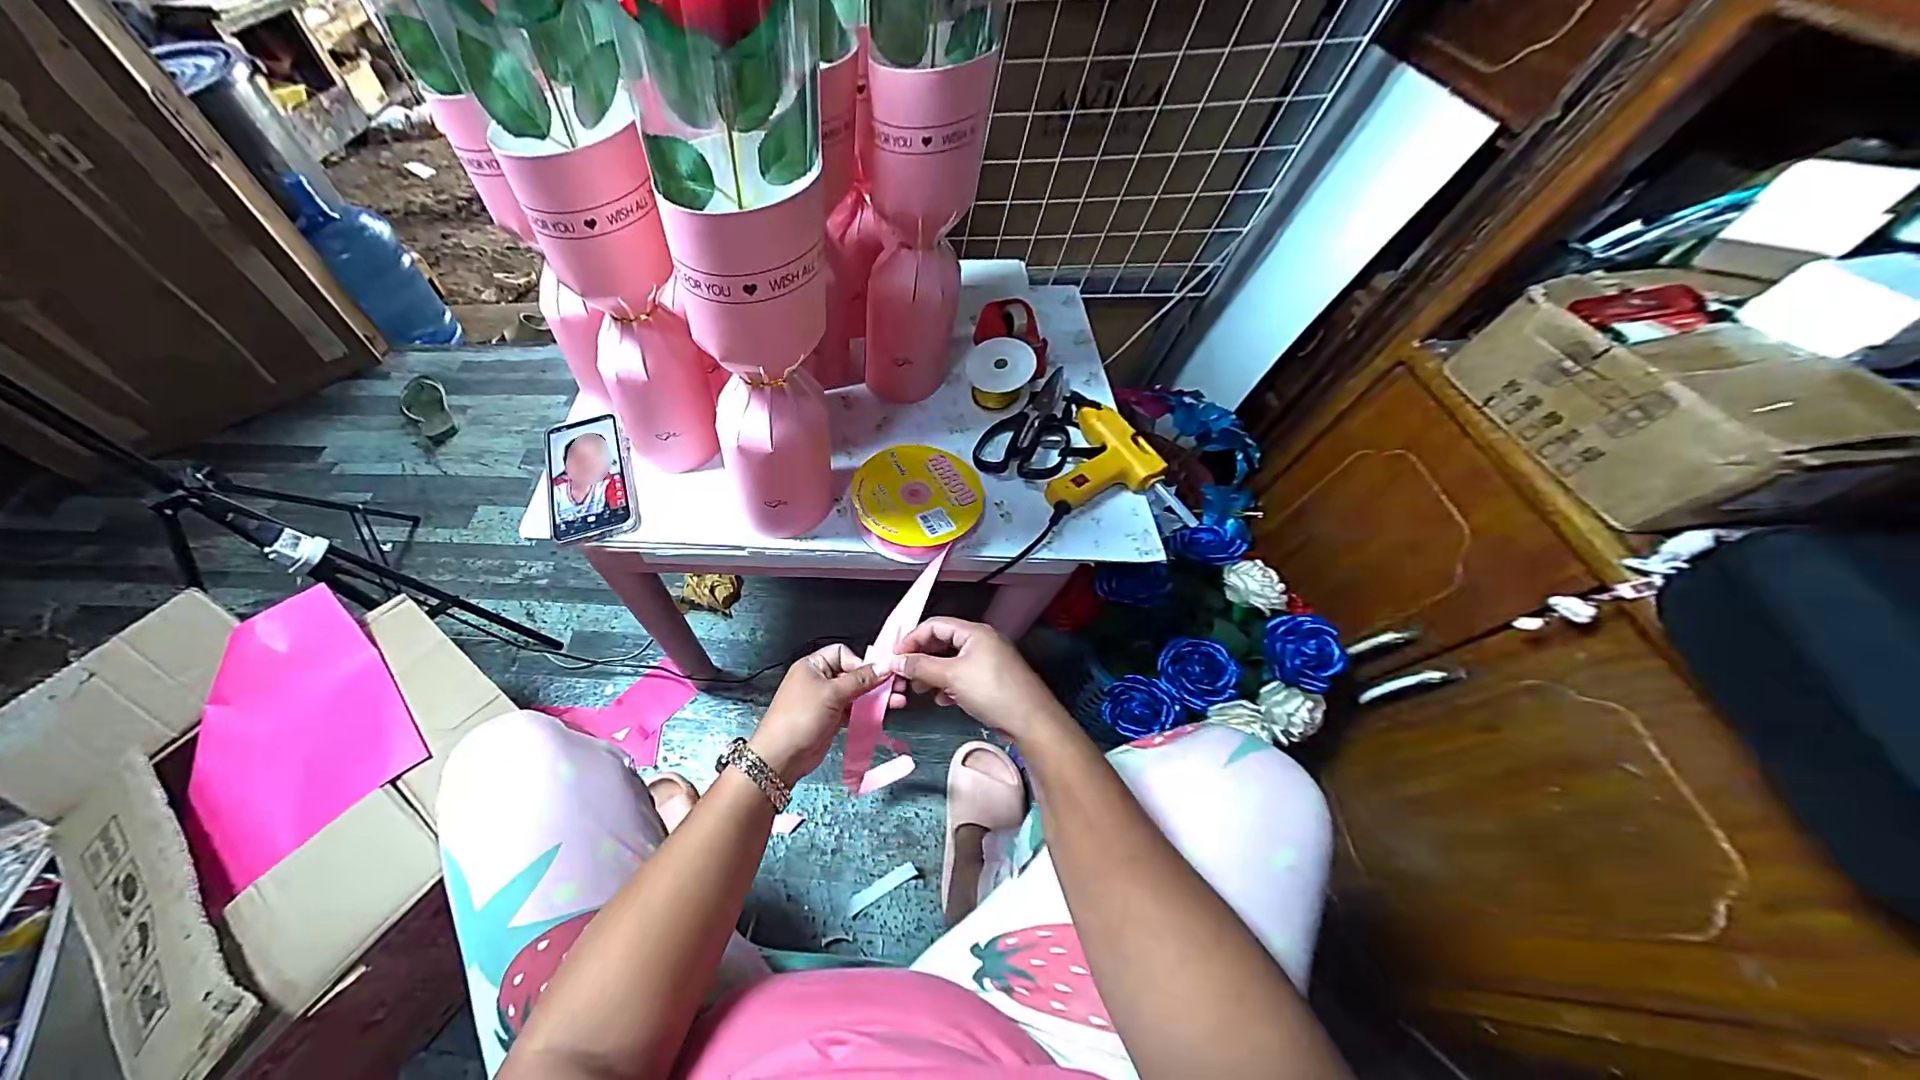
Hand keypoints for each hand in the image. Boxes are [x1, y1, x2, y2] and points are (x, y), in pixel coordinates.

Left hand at [750, 644, 895, 782]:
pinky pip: (854, 709)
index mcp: (813, 665)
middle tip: (896, 687)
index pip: (843, 653)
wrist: (781, 758)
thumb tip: (884, 666)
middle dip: (874, 681)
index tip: (876, 675)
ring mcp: (826, 700)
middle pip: (852, 673)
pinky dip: (867, 711)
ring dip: (875, 697)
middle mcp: (819, 679)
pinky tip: (883, 713)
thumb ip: (860, 679)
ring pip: (856, 693)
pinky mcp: (831, 718)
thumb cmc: (800, 718)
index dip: (860, 663)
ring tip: (895, 702)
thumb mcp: (832, 694)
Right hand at [891, 618, 1072, 742]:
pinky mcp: (990, 680)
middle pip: (942, 643)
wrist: (1030, 720)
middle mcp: (981, 642)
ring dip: (933, 674)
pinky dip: (948, 685)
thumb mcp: (951, 676)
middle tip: (905, 675)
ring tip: (921, 690)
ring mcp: (987, 661)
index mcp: (974, 632)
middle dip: (921, 658)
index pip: (935, 625)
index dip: (912, 639)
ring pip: (951, 661)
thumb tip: (898, 661)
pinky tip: (942, 699)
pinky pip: (962, 676)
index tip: (896, 656)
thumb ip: (921, 666)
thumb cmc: (995, 692)